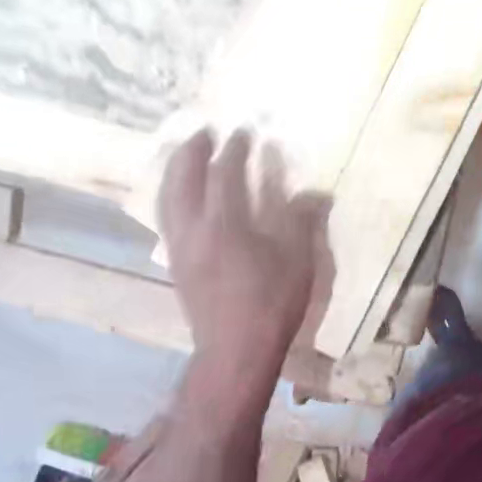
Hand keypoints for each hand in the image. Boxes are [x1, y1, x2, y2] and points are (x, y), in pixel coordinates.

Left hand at [157, 128, 318, 381]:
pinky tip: (182, 197)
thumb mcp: (299, 261)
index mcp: (225, 224)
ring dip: (176, 170)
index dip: (234, 150)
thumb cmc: (272, 303)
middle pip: (183, 179)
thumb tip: (314, 194)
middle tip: (205, 132)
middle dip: (192, 151)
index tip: (244, 131)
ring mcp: (179, 247)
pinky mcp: (176, 263)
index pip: (224, 174)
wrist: (235, 349)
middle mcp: (193, 229)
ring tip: (186, 155)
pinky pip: (167, 216)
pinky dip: (172, 195)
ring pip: (167, 197)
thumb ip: (302, 222)